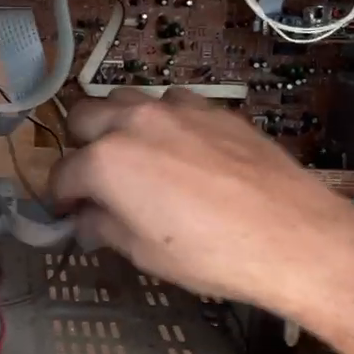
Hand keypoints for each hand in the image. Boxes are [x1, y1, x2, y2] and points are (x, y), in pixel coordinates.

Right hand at [50, 90, 353, 319]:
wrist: (293, 235)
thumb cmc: (211, 254)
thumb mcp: (145, 253)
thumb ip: (104, 228)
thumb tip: (86, 221)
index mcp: (105, 162)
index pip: (62, 173)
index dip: (60, 197)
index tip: (68, 212)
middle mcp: (132, 122)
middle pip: (82, 117)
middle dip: (80, 147)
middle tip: (97, 179)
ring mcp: (173, 109)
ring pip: (124, 99)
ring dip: (117, 124)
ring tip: (135, 156)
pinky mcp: (210, 107)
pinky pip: (170, 103)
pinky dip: (162, 120)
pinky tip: (181, 149)